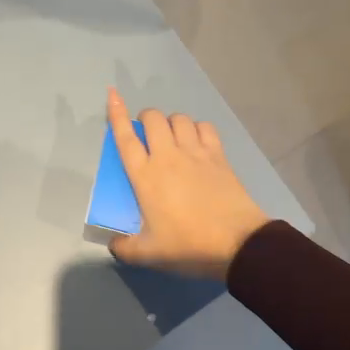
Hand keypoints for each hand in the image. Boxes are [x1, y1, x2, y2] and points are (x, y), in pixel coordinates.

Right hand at [107, 89, 272, 280]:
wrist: (237, 243)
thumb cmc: (188, 246)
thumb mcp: (149, 255)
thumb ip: (125, 248)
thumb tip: (114, 243)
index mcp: (146, 176)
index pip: (126, 138)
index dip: (116, 113)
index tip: (112, 94)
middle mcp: (168, 156)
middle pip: (153, 119)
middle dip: (146, 118)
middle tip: (147, 134)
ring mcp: (195, 152)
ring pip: (179, 118)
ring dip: (171, 123)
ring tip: (172, 138)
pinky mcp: (218, 155)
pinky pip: (204, 127)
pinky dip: (197, 128)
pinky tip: (197, 141)